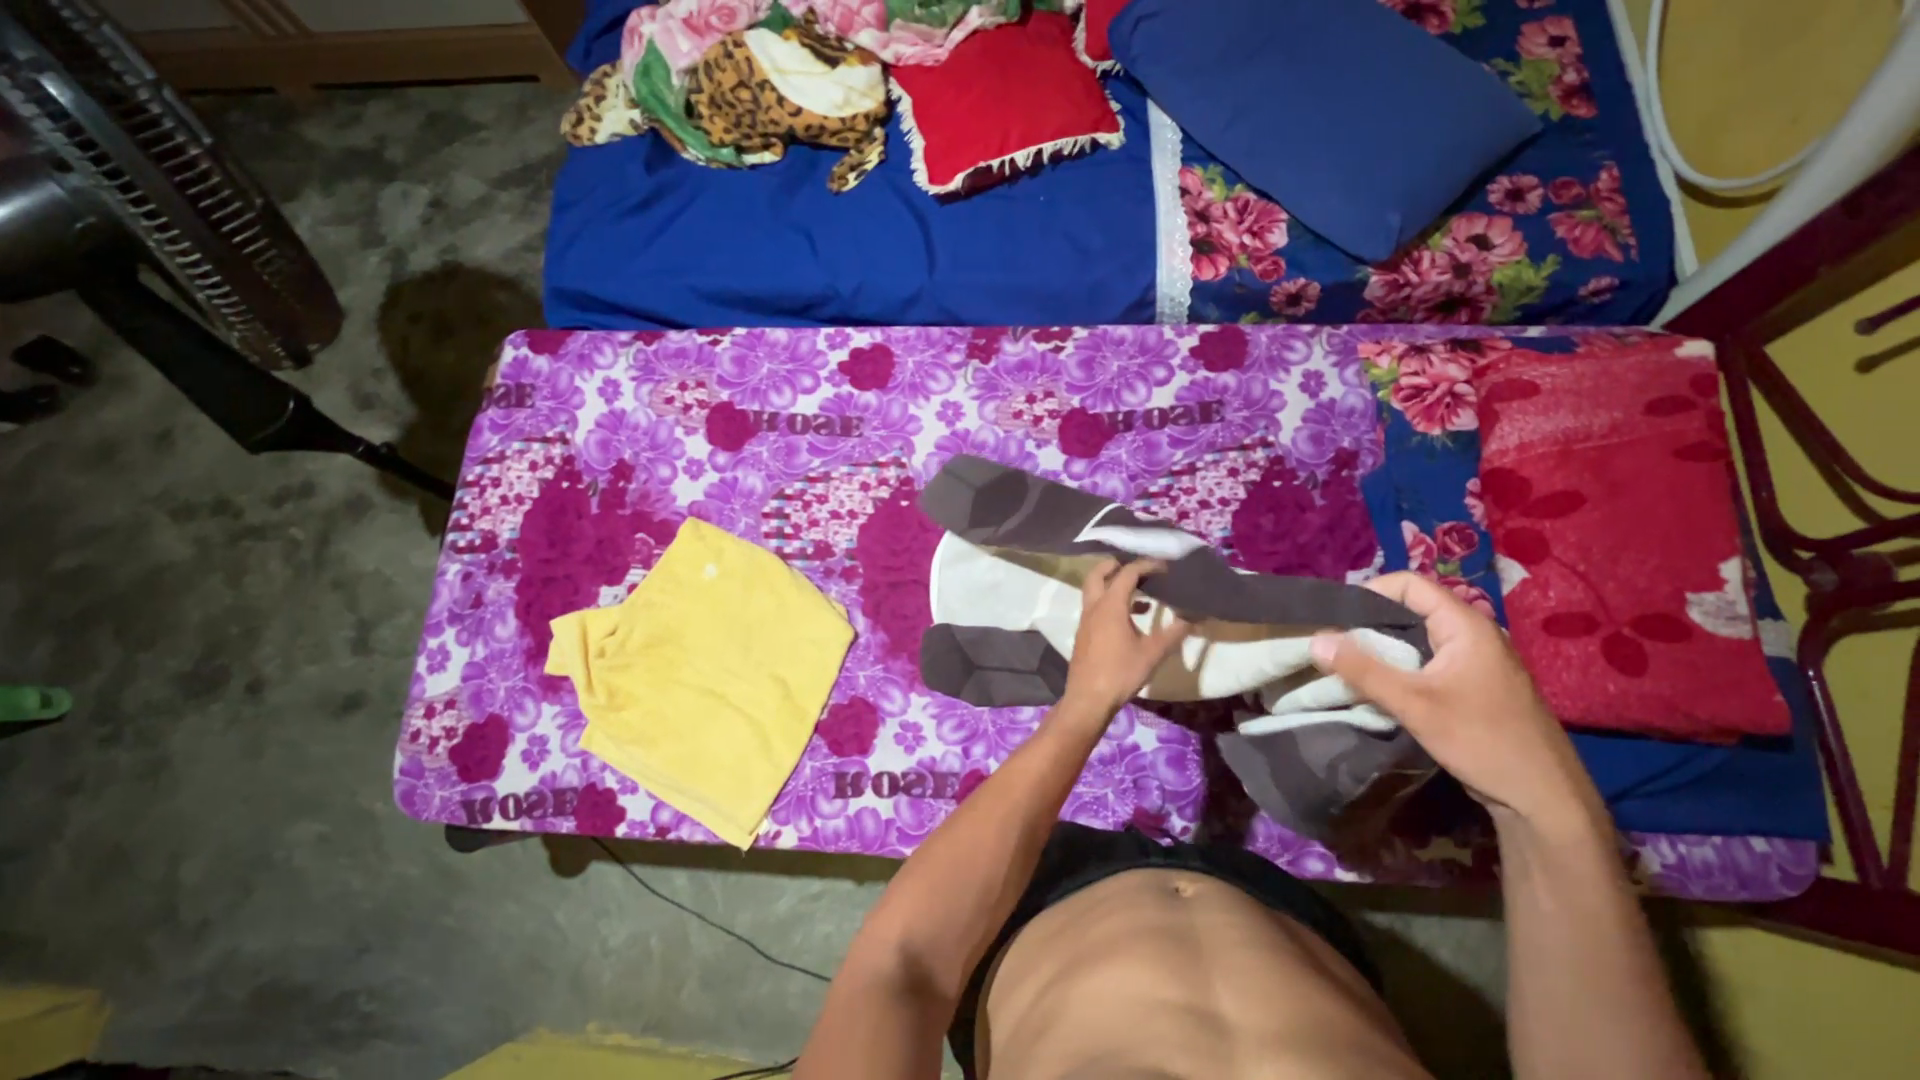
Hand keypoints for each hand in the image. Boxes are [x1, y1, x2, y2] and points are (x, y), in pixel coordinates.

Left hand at [1061, 558, 1190, 718]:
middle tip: (1138, 567)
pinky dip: (1110, 603)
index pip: (1127, 573)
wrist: (1088, 699)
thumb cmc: (1120, 673)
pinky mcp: (1084, 634)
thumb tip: (1194, 617)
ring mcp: (1085, 621)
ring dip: (1113, 585)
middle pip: (1098, 574)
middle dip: (1116, 565)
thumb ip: (1174, 632)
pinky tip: (1130, 619)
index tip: (1165, 567)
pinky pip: (1095, 607)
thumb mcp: (1153, 653)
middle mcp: (1094, 607)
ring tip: (1140, 592)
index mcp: (1110, 605)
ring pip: (1095, 591)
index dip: (1146, 565)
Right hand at [1309, 572, 1603, 833]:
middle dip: (1370, 623)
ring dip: (1384, 649)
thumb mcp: (1414, 704)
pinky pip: (1430, 661)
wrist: (1542, 795)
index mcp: (1466, 625)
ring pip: (1419, 638)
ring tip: (1349, 666)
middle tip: (1334, 645)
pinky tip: (1381, 688)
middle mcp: (1473, 634)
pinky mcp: (1475, 685)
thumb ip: (1363, 670)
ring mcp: (1476, 661)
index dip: (1369, 592)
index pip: (1410, 584)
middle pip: (1412, 609)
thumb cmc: (1481, 740)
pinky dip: (1402, 668)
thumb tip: (1315, 640)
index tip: (1335, 619)